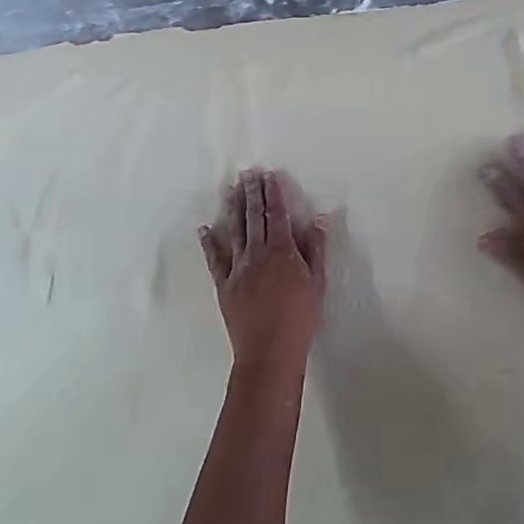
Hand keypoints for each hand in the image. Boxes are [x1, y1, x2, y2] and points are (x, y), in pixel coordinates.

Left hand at [200, 169, 327, 369]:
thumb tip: (318, 219)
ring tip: (232, 188)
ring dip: (233, 208)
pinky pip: (215, 259)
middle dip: (253, 193)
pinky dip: (209, 242)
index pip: (278, 214)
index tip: (271, 175)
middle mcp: (258, 254)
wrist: (270, 351)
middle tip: (248, 173)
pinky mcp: (224, 285)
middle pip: (254, 217)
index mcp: (283, 251)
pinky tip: (205, 228)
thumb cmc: (302, 317)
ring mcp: (237, 268)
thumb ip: (316, 249)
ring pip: (235, 231)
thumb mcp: (318, 282)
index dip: (274, 193)